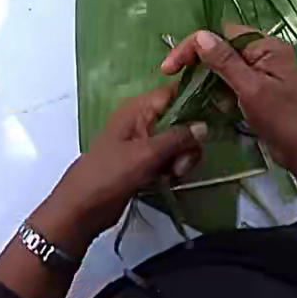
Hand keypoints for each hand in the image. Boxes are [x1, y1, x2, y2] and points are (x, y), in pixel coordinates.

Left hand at [31, 85, 205, 251]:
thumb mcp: (147, 153)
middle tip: (179, 163)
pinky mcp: (145, 161)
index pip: (173, 92)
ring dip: (181, 159)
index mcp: (138, 109)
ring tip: (171, 174)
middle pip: (180, 120)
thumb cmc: (110, 173)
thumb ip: (178, 138)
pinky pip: (169, 158)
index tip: (212, 115)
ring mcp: (144, 142)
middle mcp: (142, 120)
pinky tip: (167, 179)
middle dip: (187, 141)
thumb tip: (203, 126)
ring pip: (177, 142)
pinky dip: (172, 167)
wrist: (84, 206)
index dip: (193, 99)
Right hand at [162, 25, 296, 241]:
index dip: (193, 46)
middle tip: (174, 80)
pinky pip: (233, 84)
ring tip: (187, 93)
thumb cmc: (287, 122)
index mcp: (266, 47)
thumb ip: (225, 62)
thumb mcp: (252, 90)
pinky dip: (217, 92)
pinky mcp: (262, 93)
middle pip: (221, 48)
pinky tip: (207, 104)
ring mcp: (264, 74)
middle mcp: (265, 55)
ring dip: (206, 78)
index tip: (170, 68)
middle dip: (197, 62)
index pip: (220, 34)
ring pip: (225, 67)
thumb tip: (201, 36)